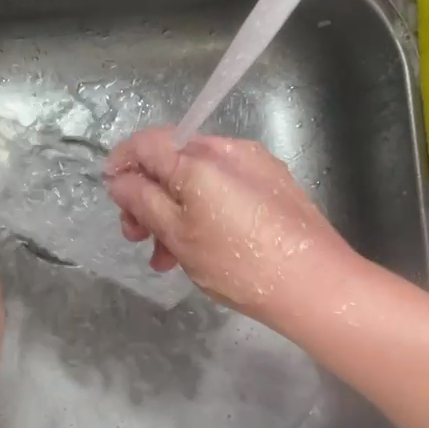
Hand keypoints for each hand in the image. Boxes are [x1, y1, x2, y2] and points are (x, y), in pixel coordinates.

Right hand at [105, 128, 358, 322]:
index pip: (146, 142)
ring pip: (196, 180)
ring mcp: (255, 166)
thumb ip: (143, 202)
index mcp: (200, 157)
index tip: (111, 194)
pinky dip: (202, 211)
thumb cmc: (239, 262)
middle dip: (146, 197)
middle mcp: (228, 150)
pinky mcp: (273, 185)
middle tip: (136, 238)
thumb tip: (120, 180)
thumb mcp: (178, 236)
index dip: (121, 163)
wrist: (316, 285)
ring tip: (166, 257)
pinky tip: (200, 249)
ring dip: (172, 212)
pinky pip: (223, 189)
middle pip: (171, 161)